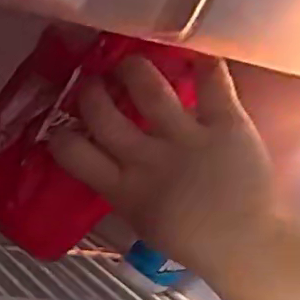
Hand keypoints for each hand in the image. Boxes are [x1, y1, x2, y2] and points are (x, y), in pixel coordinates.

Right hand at [48, 56, 282, 278]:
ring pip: (151, 91)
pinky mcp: (227, 125)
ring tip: (128, 61)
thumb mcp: (133, 215)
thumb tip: (104, 162)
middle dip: (91, 93)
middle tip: (91, 82)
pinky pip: (214, 86)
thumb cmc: (181, 236)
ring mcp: (187, 138)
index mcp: (119, 187)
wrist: (241, 240)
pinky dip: (205, 67)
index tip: (58, 127)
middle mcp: (146, 158)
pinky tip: (195, 58)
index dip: (59, 135)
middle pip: (104, 115)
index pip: (73, 153)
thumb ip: (116, 185)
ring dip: (134, 70)